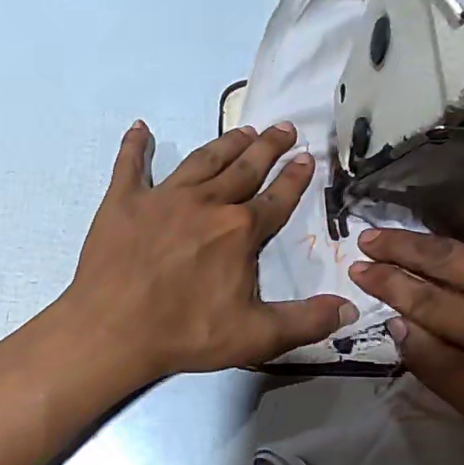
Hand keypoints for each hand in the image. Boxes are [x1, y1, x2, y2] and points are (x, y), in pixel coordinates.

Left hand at [59, 120, 355, 379]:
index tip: (306, 158)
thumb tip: (349, 308)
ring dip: (224, 144)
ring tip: (242, 130)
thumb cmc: (185, 334)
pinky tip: (140, 128)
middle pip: (243, 169)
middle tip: (282, 128)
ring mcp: (161, 198)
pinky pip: (129, 165)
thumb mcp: (255, 336)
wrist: (113, 331)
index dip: (294, 179)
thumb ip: (305, 322)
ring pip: (200, 160)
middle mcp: (205, 203)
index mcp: (238, 231)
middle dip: (266, 148)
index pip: (275, 199)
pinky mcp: (123, 202)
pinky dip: (134, 146)